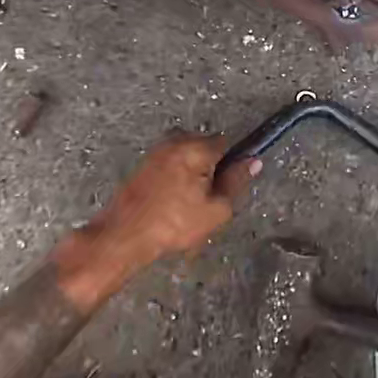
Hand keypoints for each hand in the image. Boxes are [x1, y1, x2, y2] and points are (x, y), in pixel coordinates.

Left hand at [87, 134, 257, 262]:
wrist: (124, 236)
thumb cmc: (173, 224)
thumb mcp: (217, 209)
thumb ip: (237, 181)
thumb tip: (253, 162)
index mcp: (195, 148)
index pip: (227, 143)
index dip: (231, 163)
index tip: (227, 185)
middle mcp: (175, 141)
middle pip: (206, 147)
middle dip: (211, 167)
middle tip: (208, 198)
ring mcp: (156, 151)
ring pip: (187, 156)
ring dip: (192, 173)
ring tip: (187, 204)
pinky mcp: (143, 163)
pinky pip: (170, 164)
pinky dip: (176, 178)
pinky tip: (171, 203)